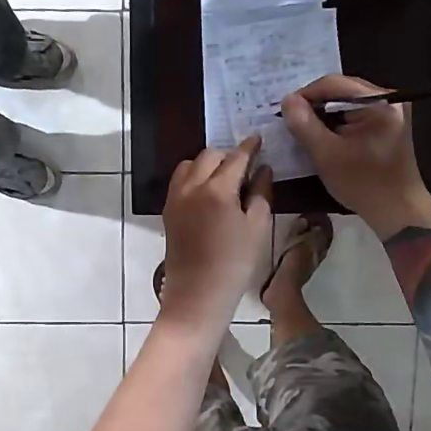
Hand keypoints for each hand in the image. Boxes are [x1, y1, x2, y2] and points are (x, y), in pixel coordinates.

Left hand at [159, 138, 274, 328]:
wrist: (198, 291)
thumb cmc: (235, 262)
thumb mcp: (258, 227)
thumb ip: (260, 193)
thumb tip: (262, 169)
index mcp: (216, 190)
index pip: (235, 158)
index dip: (249, 147)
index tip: (259, 139)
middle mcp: (190, 188)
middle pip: (208, 156)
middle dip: (227, 154)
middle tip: (245, 162)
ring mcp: (174, 199)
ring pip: (188, 166)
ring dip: (206, 164)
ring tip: (225, 176)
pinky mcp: (167, 211)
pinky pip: (178, 182)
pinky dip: (192, 176)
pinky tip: (208, 189)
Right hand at [281, 75, 430, 237]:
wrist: (396, 208)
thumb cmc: (361, 182)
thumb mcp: (325, 153)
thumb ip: (304, 124)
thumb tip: (287, 100)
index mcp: (379, 102)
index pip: (332, 84)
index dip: (304, 95)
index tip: (284, 114)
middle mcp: (388, 99)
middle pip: (340, 89)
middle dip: (313, 104)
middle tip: (291, 122)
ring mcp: (389, 110)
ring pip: (344, 101)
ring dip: (322, 113)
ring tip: (304, 130)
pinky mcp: (385, 122)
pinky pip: (352, 112)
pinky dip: (334, 121)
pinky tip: (322, 136)